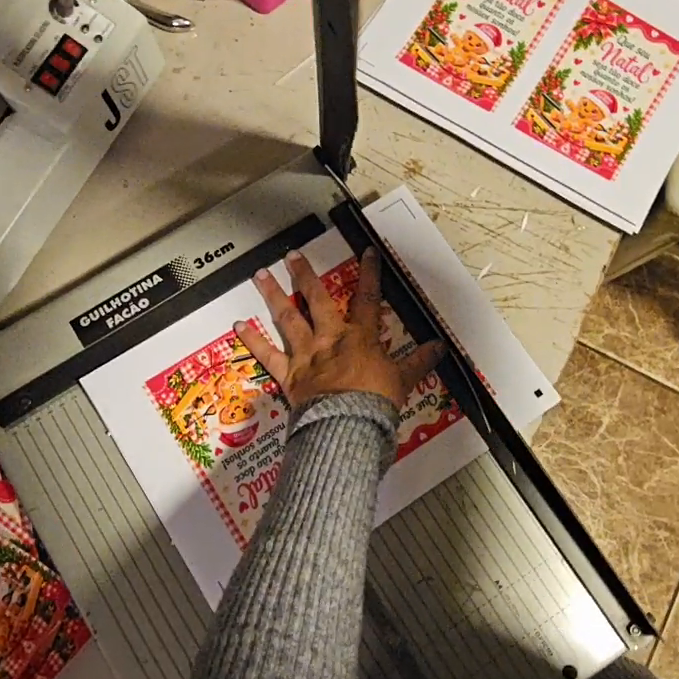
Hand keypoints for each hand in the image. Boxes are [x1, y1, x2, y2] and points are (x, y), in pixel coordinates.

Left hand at [235, 248, 445, 410]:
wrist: (348, 426)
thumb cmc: (376, 403)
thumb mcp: (403, 381)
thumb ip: (418, 362)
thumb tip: (440, 347)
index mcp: (360, 338)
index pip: (367, 299)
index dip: (369, 274)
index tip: (366, 251)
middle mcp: (330, 338)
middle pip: (317, 300)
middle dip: (305, 276)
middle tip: (292, 255)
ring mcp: (306, 354)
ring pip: (287, 318)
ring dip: (273, 295)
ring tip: (260, 275)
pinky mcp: (288, 374)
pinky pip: (267, 355)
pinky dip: (252, 341)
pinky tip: (237, 326)